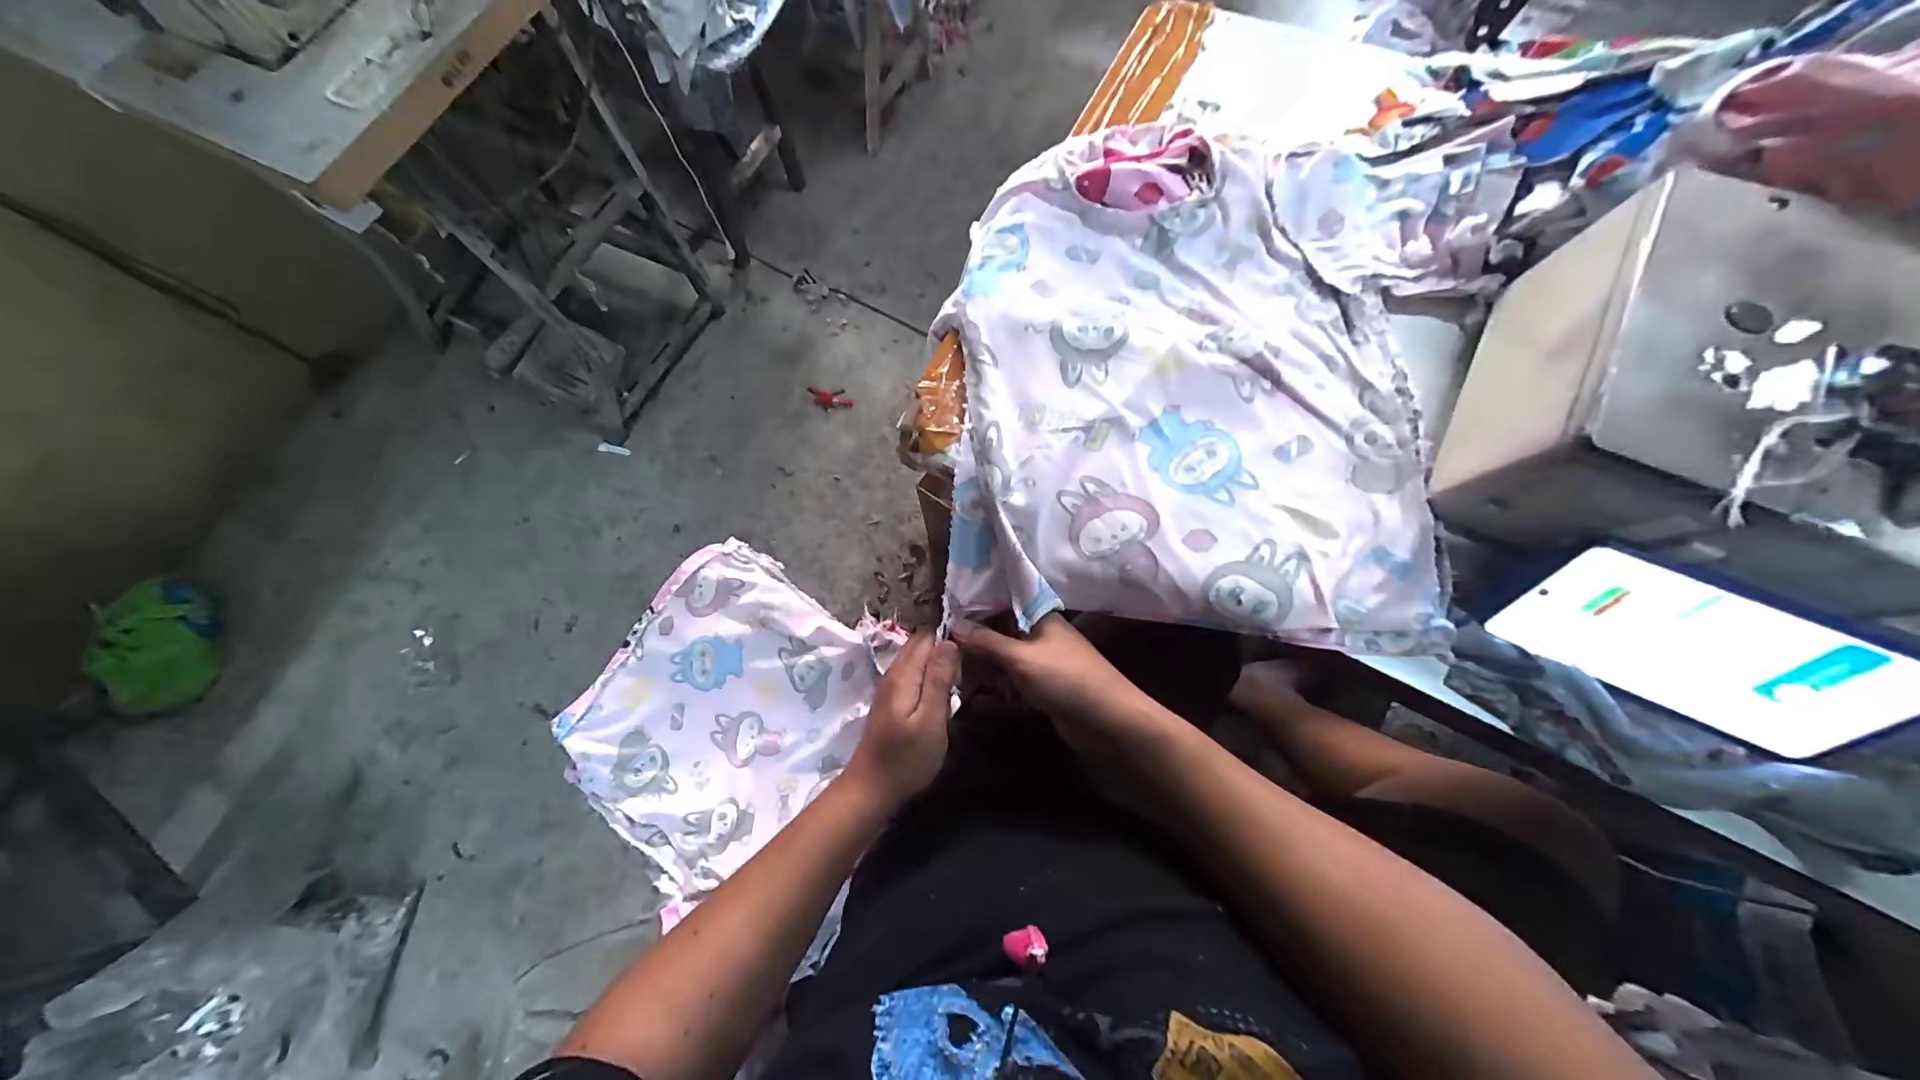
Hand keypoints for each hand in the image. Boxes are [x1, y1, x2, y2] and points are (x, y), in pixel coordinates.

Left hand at [844, 631, 959, 808]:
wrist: (872, 789)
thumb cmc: (906, 759)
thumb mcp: (931, 720)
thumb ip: (939, 679)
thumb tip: (949, 641)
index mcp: (903, 674)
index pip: (927, 636)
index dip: (949, 635)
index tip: (974, 645)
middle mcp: (894, 674)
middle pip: (920, 644)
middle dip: (945, 645)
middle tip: (972, 661)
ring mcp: (891, 687)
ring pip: (918, 659)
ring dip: (939, 662)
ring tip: (964, 673)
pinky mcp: (893, 701)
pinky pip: (914, 675)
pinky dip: (930, 675)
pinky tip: (945, 689)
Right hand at [949, 614, 1149, 729]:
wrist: (1108, 722)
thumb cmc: (1066, 679)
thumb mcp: (1021, 658)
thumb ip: (987, 641)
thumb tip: (952, 624)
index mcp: (1039, 615)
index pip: (1002, 598)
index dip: (975, 600)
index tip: (943, 604)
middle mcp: (1039, 632)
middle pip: (999, 626)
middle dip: (973, 633)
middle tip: (937, 638)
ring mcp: (1040, 660)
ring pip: (1002, 653)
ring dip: (980, 658)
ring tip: (946, 661)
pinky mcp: (1041, 684)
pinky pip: (1010, 675)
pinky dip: (994, 678)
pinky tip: (971, 683)